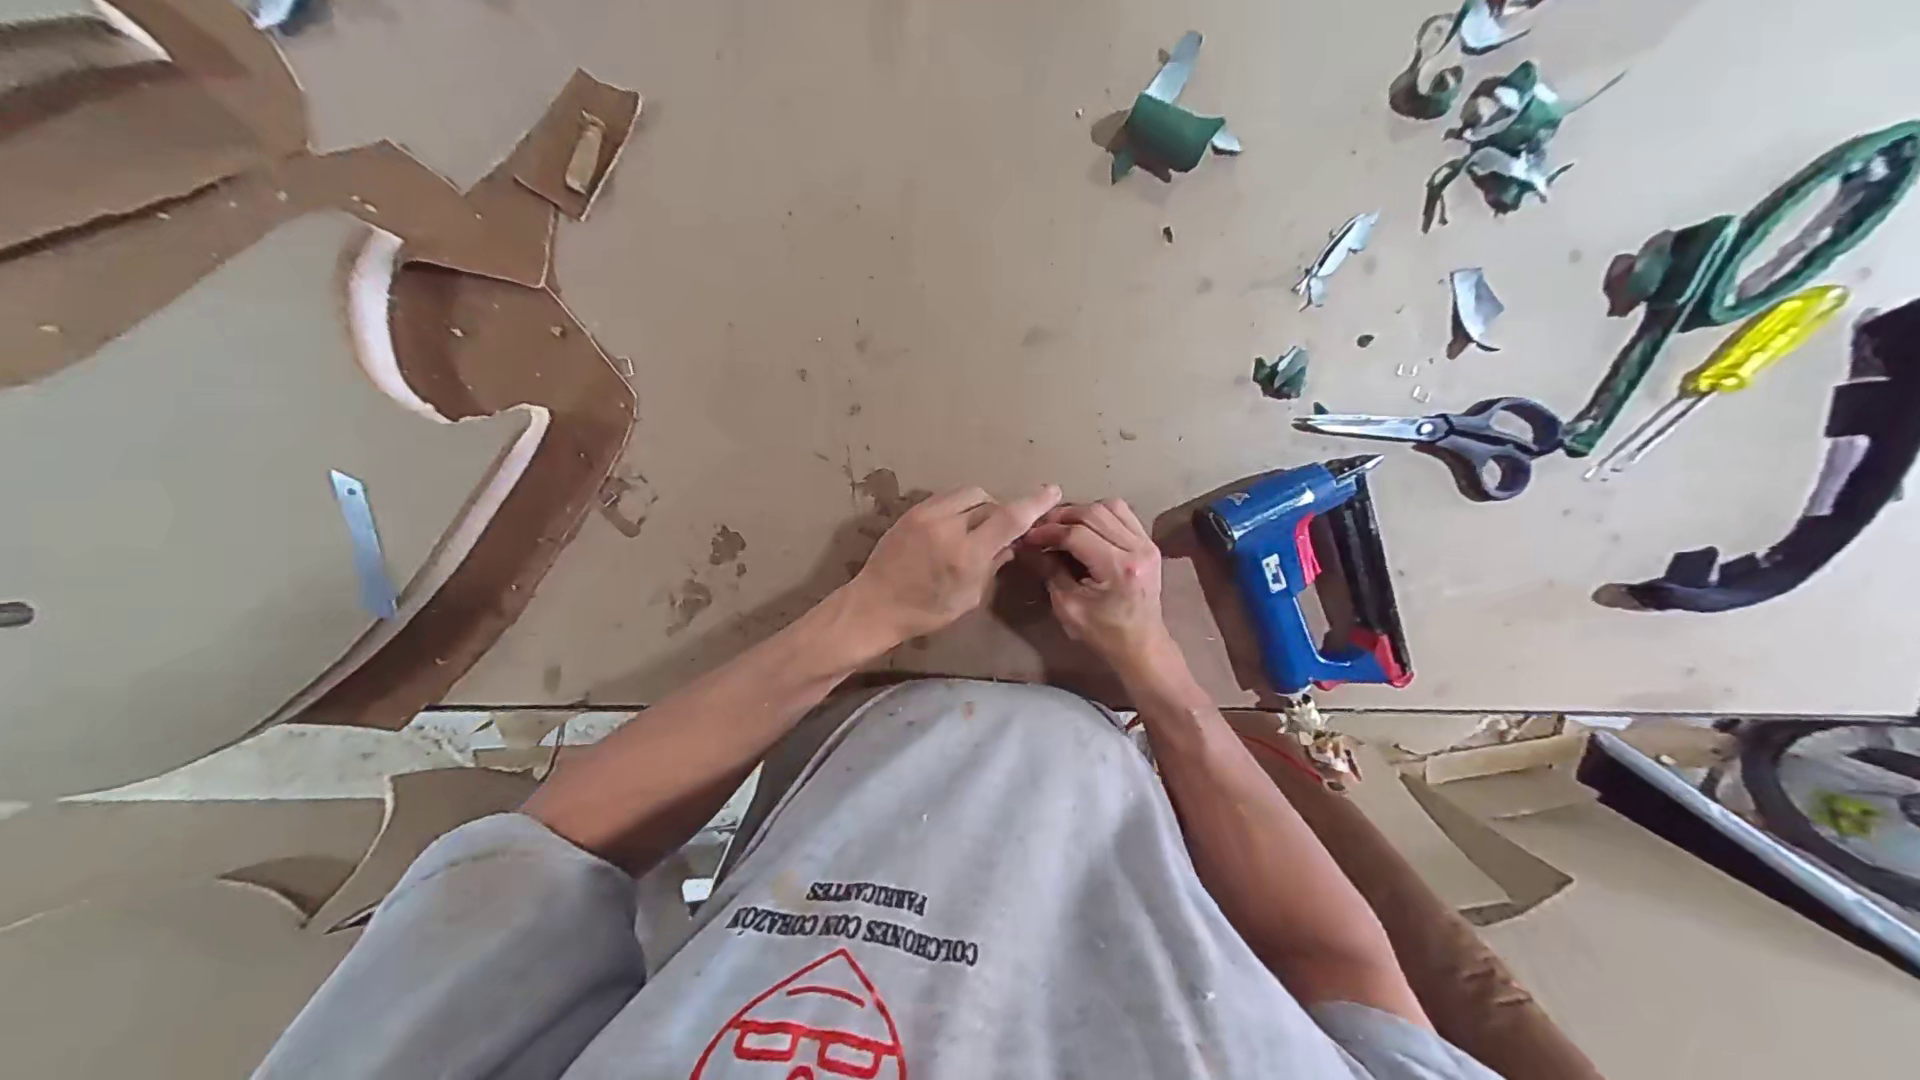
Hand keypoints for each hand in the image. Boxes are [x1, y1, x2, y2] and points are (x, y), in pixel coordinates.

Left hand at [844, 483, 1062, 645]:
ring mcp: (927, 515)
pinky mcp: (913, 511)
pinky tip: (957, 524)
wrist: (875, 604)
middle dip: (1003, 513)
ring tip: (979, 526)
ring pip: (970, 493)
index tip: (1051, 491)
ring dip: (983, 505)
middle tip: (1002, 532)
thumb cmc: (926, 611)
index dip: (1034, 503)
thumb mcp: (968, 597)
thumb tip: (1010, 544)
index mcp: (966, 554)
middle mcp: (948, 527)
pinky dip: (961, 505)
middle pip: (991, 503)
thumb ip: (992, 566)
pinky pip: (948, 496)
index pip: (1009, 519)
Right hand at [1020, 498, 1174, 676]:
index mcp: (1119, 568)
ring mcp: (1147, 543)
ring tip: (1060, 525)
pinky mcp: (1149, 542)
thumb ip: (1050, 571)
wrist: (1142, 645)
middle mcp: (1138, 549)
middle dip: (1061, 516)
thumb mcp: (1068, 606)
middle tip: (1039, 527)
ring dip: (1080, 511)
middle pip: (1093, 513)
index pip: (1077, 534)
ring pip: (1109, 507)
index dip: (1048, 531)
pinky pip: (1122, 514)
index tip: (1027, 536)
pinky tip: (1083, 526)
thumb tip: (1027, 546)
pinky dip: (1099, 514)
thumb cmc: (1104, 633)